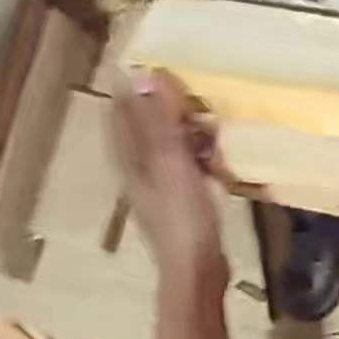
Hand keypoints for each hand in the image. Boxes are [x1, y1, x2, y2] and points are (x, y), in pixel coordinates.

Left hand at [110, 69, 226, 284]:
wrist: (196, 271)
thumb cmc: (184, 220)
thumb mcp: (173, 166)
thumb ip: (160, 123)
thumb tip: (144, 74)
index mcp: (129, 156)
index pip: (122, 104)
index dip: (138, 82)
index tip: (167, 67)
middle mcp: (137, 167)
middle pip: (144, 122)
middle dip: (166, 105)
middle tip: (193, 95)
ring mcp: (158, 185)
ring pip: (166, 143)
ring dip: (185, 130)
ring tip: (207, 123)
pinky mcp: (180, 201)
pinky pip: (185, 165)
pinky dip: (198, 155)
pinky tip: (215, 159)